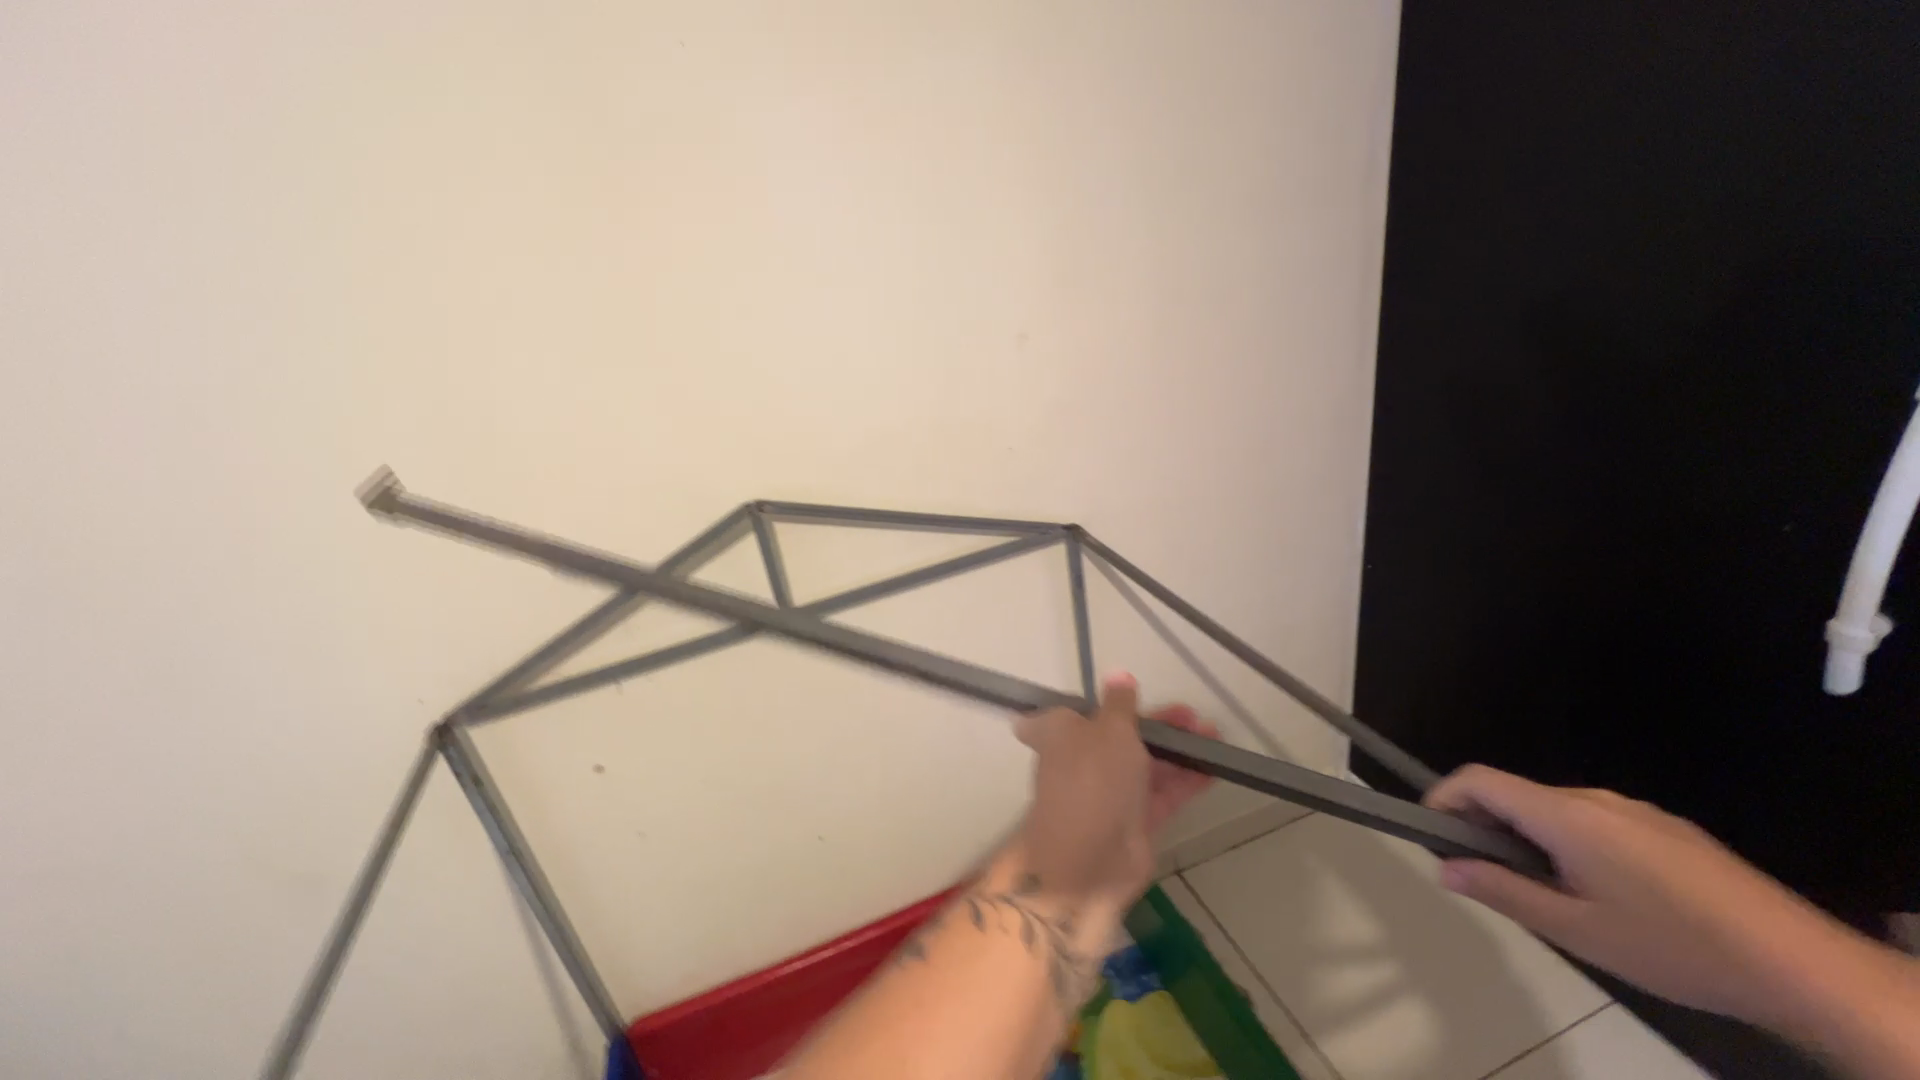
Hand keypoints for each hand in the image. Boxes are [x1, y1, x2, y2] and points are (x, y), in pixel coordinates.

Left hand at [1009, 673, 1218, 920]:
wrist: (1088, 859)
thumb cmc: (1093, 779)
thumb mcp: (1108, 729)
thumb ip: (1120, 703)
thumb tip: (1118, 674)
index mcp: (1061, 734)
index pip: (1072, 714)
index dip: (1098, 706)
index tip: (1128, 697)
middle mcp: (1082, 761)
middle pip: (1121, 736)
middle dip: (1157, 725)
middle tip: (1192, 716)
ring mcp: (1110, 793)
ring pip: (1146, 764)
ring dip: (1178, 750)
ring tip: (1214, 735)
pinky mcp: (1135, 820)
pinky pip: (1164, 793)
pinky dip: (1186, 779)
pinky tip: (1215, 767)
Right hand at [1424, 765, 1859, 1028]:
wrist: (1798, 963)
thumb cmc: (1672, 946)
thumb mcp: (1576, 930)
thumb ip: (1504, 892)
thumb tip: (1444, 868)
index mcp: (1566, 816)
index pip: (1480, 779)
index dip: (1443, 797)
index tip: (1431, 834)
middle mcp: (1597, 799)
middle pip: (1518, 795)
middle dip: (1487, 827)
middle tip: (1487, 879)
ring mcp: (1637, 812)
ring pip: (1558, 812)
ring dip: (1532, 839)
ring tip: (1548, 896)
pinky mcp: (1668, 830)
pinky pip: (1597, 823)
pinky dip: (1573, 844)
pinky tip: (1605, 896)